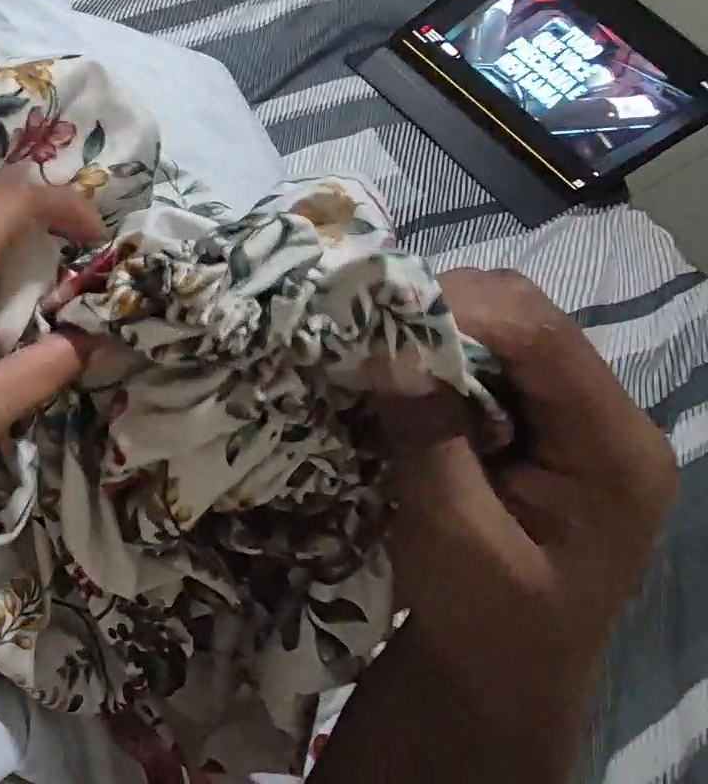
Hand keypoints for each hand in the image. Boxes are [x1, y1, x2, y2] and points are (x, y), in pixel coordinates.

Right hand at [380, 268, 676, 725]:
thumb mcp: (453, 534)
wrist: (501, 664)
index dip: (453, 311)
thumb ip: (428, 443)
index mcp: (611, 448)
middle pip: (526, 315)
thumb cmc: (487, 612)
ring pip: (502, 327)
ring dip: (430, 330)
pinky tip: (393, 379)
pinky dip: (430, 354)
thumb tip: (386, 356)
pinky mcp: (532, 424)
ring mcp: (569, 419)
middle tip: (364, 338)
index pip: (541, 336)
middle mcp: (604, 419)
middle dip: (438, 310)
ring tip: (372, 356)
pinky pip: (483, 359)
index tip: (366, 320)